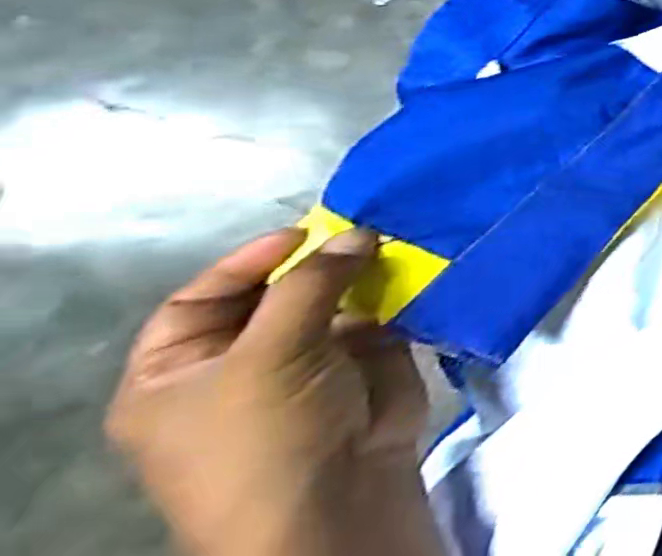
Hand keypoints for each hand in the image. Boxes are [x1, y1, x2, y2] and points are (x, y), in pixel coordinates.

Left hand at [107, 228, 440, 555]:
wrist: (338, 493)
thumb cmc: (266, 434)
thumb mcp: (268, 354)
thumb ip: (310, 284)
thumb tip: (357, 232)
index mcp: (179, 372)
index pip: (201, 299)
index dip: (247, 262)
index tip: (305, 231)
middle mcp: (243, 360)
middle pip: (277, 292)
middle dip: (320, 260)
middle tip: (365, 228)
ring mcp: (311, 358)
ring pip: (337, 297)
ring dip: (367, 269)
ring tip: (401, 238)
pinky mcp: (368, 358)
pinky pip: (382, 311)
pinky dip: (401, 288)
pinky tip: (421, 264)